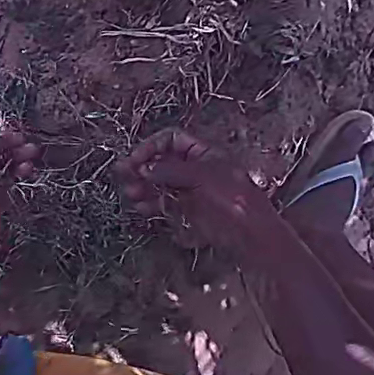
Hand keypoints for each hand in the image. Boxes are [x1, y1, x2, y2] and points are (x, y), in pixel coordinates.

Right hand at [116, 128, 271, 247]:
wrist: (250, 235)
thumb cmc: (232, 199)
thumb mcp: (202, 176)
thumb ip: (170, 170)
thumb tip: (143, 168)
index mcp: (203, 153)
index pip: (171, 140)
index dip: (151, 146)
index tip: (135, 160)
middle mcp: (195, 168)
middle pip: (161, 160)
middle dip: (142, 166)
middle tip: (123, 174)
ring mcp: (190, 190)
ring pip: (159, 182)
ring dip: (142, 186)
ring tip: (131, 193)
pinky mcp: (187, 210)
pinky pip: (163, 202)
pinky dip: (150, 203)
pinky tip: (141, 207)